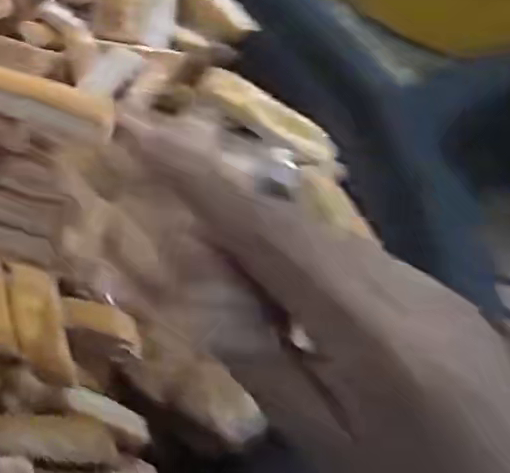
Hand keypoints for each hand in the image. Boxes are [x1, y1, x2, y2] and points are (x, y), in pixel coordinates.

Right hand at [127, 118, 509, 472]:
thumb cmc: (415, 470)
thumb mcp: (320, 431)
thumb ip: (248, 346)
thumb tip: (186, 264)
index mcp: (370, 328)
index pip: (259, 228)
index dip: (189, 175)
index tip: (131, 130)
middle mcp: (401, 289)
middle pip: (280, 220)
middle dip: (204, 191)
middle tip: (141, 170)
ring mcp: (426, 288)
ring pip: (305, 230)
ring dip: (241, 222)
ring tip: (199, 244)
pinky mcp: (435, 297)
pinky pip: (334, 249)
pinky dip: (280, 246)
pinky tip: (269, 283)